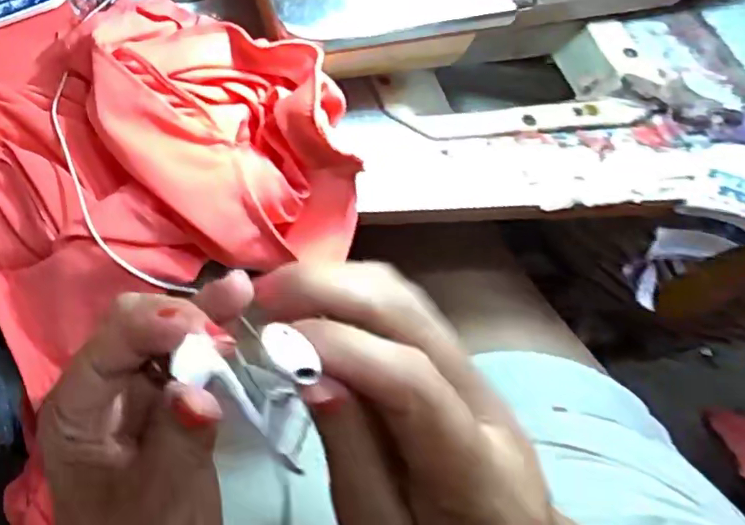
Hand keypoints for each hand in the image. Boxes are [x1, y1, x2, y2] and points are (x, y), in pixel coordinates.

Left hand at [38, 272, 254, 524]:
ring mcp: (128, 384)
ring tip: (238, 289)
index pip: (103, 350)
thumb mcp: (160, 506)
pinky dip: (206, 335)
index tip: (193, 324)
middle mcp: (96, 384)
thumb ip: (178, 444)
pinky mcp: (157, 392)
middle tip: (225, 322)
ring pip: (158, 330)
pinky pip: (180, 352)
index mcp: (74, 409)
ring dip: (199, 312)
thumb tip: (200, 392)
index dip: (146, 327)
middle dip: (176, 316)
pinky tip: (233, 309)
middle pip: (129, 328)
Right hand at [256, 262, 556, 524]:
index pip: (411, 378)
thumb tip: (307, 374)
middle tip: (260, 295)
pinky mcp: (450, 356)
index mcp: (477, 466)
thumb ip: (350, 454)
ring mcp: (471, 370)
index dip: (336, 345)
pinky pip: (397, 301)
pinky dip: (344, 288)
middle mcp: (485, 401)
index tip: (272, 341)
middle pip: (405, 311)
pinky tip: (308, 300)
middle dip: (323, 288)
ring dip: (330, 279)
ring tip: (276, 293)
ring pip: (400, 291)